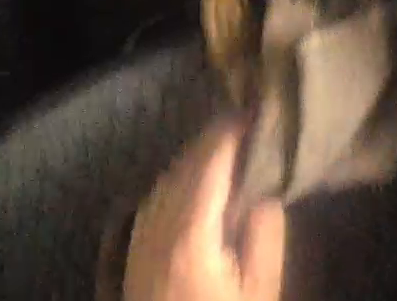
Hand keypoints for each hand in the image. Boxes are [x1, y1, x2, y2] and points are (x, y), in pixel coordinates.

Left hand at [125, 124, 285, 300]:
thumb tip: (262, 193)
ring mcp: (136, 253)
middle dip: (210, 143)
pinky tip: (192, 192)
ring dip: (190, 163)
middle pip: (180, 169)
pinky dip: (173, 188)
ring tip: (223, 153)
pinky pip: (149, 210)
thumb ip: (266, 234)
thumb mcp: (263, 293)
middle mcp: (155, 235)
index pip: (208, 164)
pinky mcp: (130, 271)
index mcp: (189, 237)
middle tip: (244, 128)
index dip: (229, 133)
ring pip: (160, 187)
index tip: (254, 114)